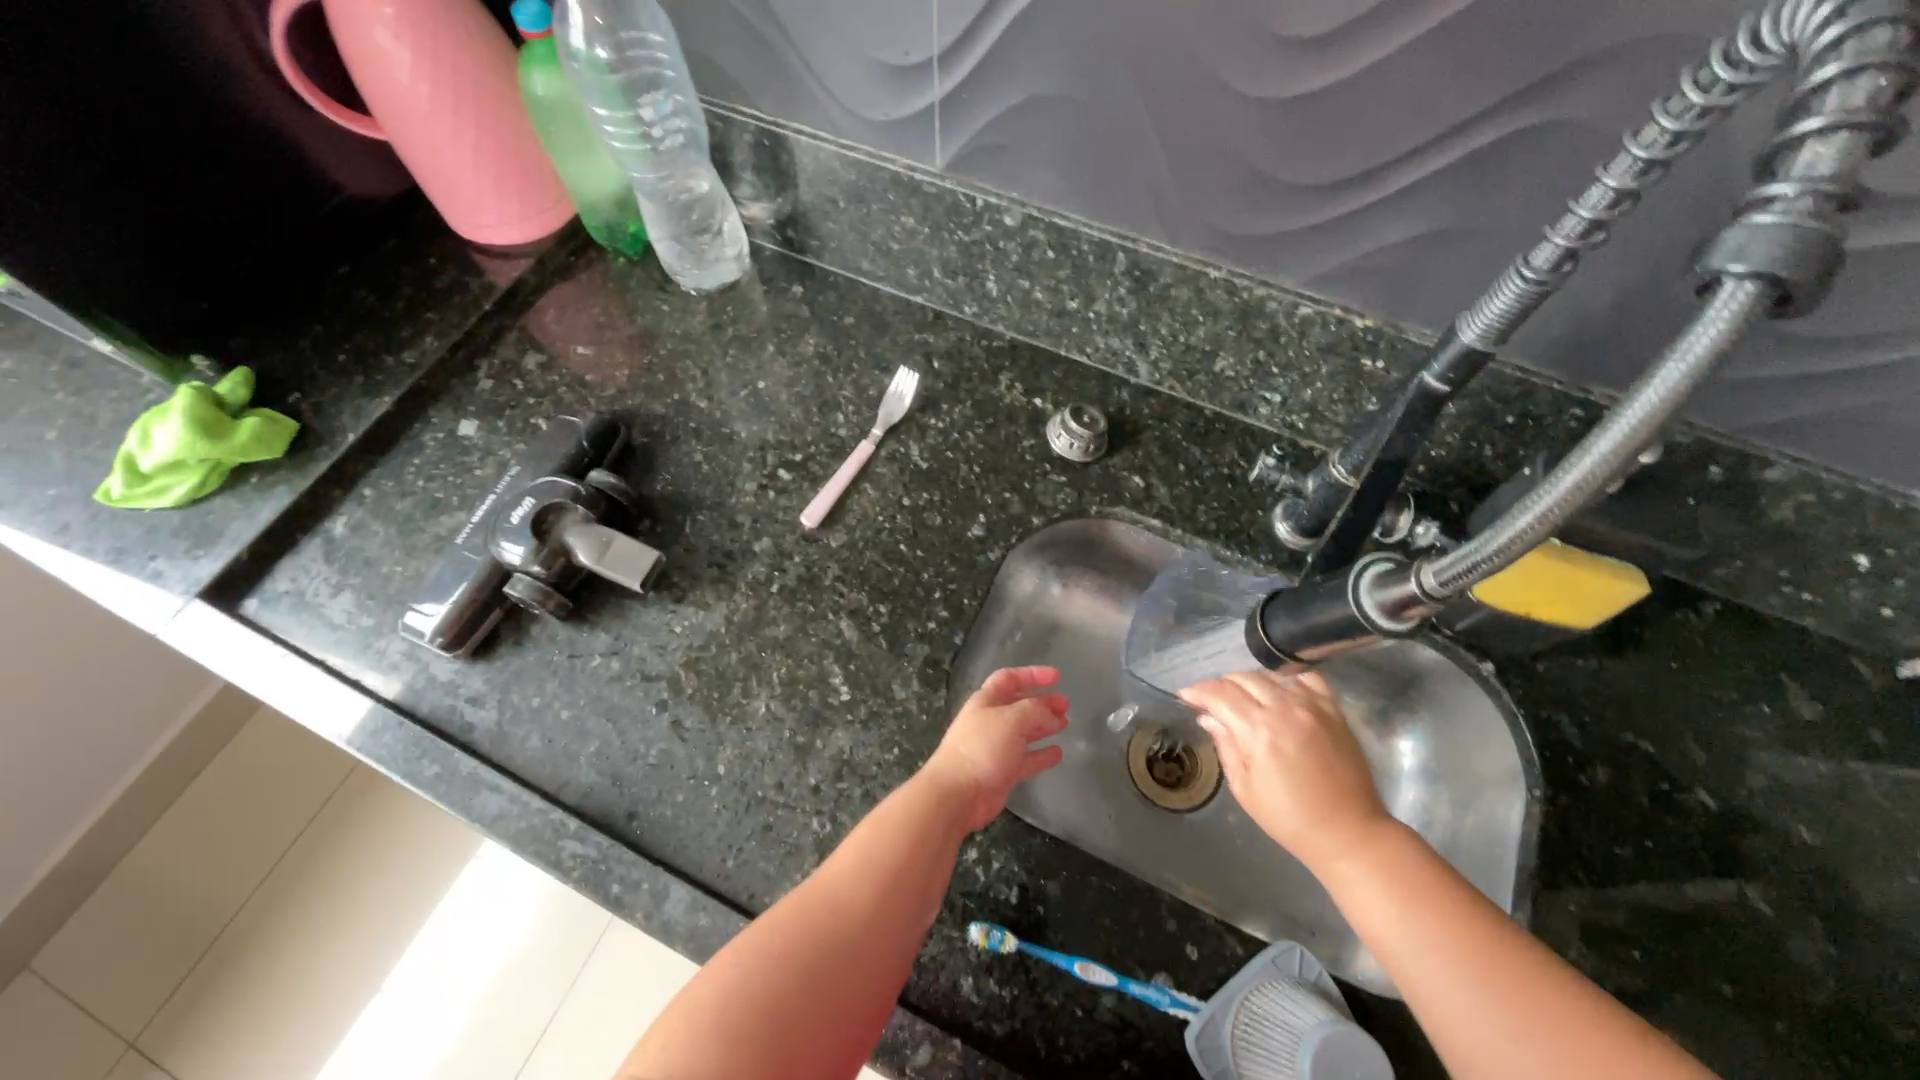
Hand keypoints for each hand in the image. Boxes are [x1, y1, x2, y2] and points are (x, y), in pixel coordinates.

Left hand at [923, 666, 1069, 831]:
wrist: (958, 793)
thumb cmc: (982, 747)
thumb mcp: (1012, 719)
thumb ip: (1036, 711)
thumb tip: (1052, 716)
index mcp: (986, 701)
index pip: (1009, 678)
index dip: (1032, 674)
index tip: (1057, 677)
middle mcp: (991, 721)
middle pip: (1019, 705)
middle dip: (1042, 702)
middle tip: (1065, 704)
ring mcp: (996, 748)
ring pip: (1024, 732)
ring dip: (1044, 726)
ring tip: (1064, 723)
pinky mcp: (1003, 772)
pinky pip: (1027, 759)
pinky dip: (1042, 755)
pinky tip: (1058, 752)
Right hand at [1180, 670, 1395, 874]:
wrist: (1346, 831)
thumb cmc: (1288, 818)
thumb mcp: (1244, 787)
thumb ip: (1225, 745)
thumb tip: (1209, 717)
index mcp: (1258, 730)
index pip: (1219, 694)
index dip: (1197, 691)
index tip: (1186, 696)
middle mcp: (1285, 708)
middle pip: (1242, 678)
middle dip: (1221, 686)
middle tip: (1213, 702)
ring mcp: (1313, 705)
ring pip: (1271, 675)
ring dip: (1250, 682)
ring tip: (1244, 699)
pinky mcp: (1334, 710)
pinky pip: (1307, 678)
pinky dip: (1288, 680)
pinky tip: (1282, 694)